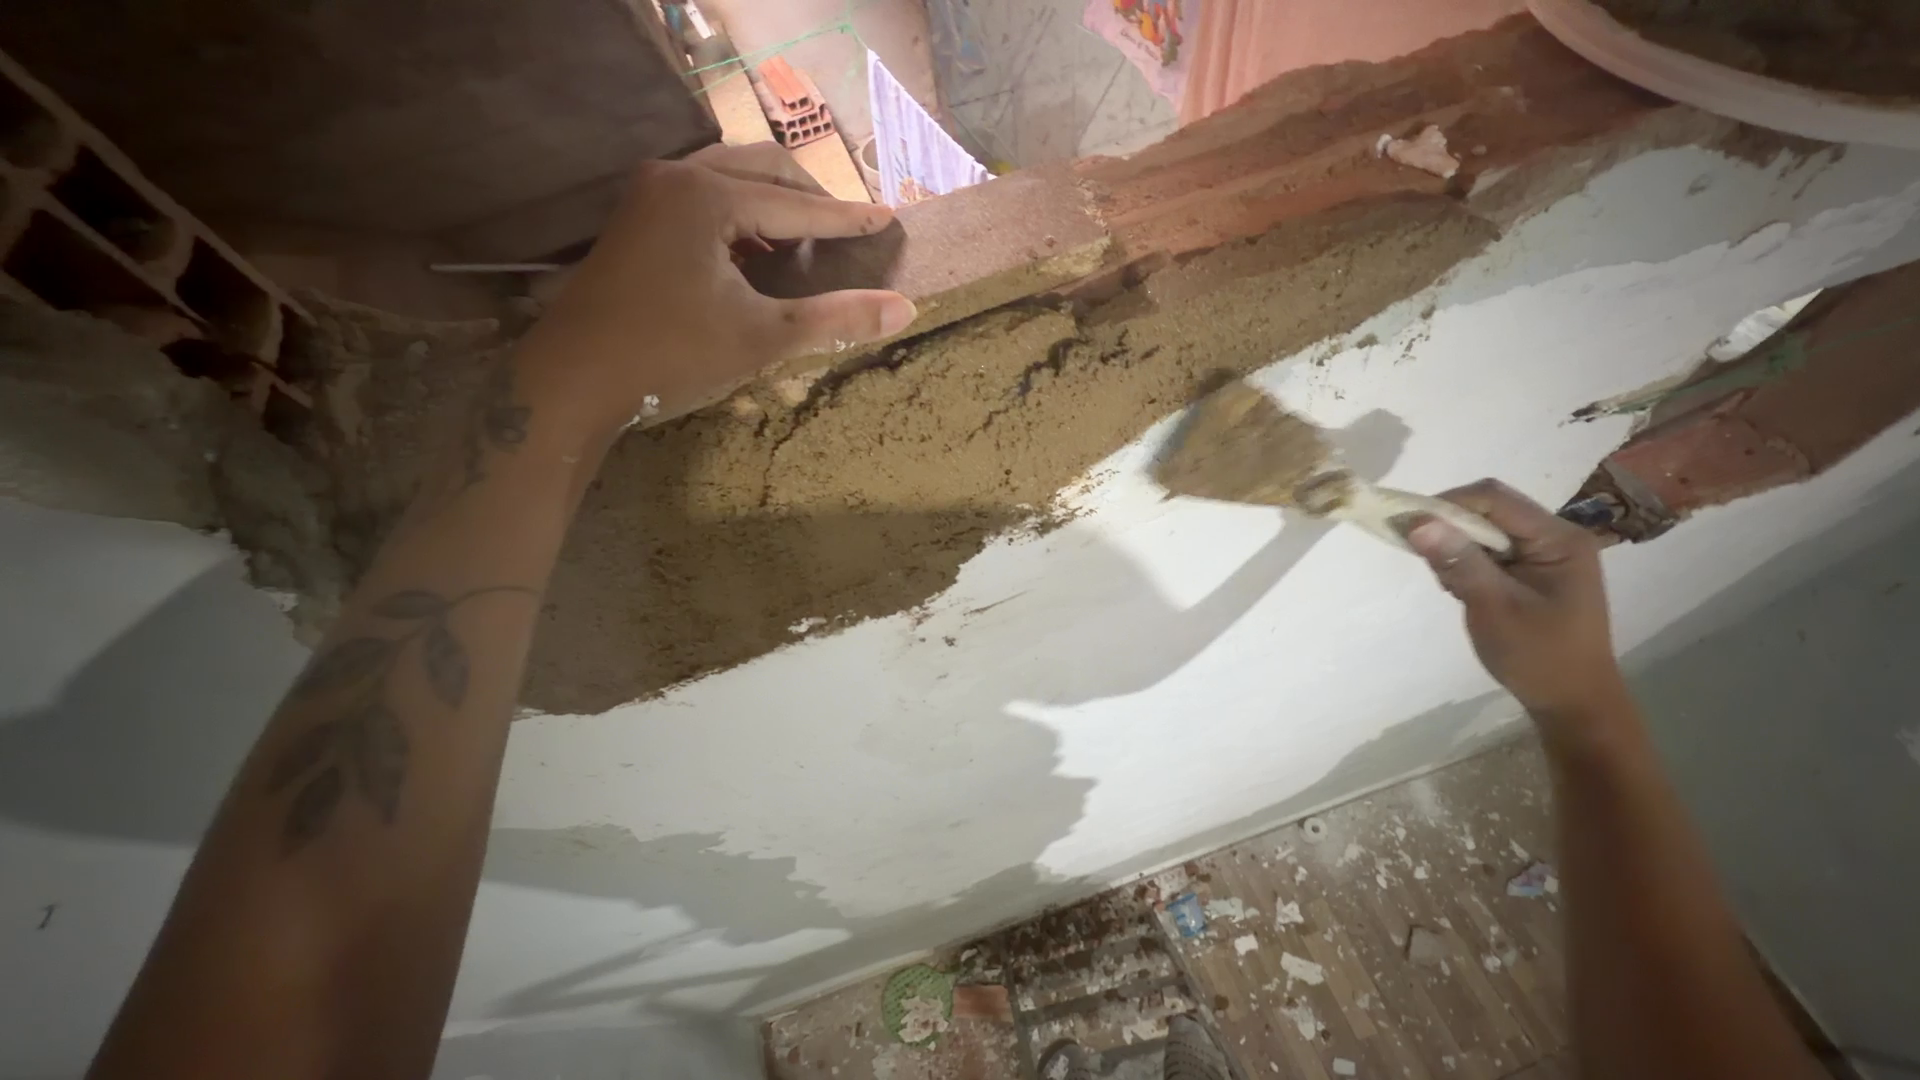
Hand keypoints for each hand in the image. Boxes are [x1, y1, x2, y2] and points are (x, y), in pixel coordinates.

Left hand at [515, 144, 916, 435]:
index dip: (848, 218)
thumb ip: (835, 318)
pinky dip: (740, 214)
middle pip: (764, 168)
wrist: (574, 378)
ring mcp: (649, 193)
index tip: (888, 220)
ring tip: (808, 239)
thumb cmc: (670, 355)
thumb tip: (905, 308)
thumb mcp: (762, 337)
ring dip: (774, 201)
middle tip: (848, 228)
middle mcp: (676, 176)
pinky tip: (756, 251)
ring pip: (730, 176)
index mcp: (707, 195)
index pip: (797, 204)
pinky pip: (703, 196)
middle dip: (811, 197)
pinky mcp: (636, 218)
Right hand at [1402, 480, 1628, 725]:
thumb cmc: (1538, 656)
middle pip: (1489, 509)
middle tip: (1425, 560)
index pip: (1493, 499)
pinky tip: (1461, 589)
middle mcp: (1555, 536)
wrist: (1572, 701)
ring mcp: (1545, 553)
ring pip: (1485, 529)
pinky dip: (1465, 562)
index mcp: (1559, 539)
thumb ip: (1458, 562)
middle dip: (1449, 529)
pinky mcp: (1531, 570)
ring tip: (1450, 584)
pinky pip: (1489, 550)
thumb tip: (1416, 522)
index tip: (1407, 527)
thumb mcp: (1493, 607)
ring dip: (1455, 548)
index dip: (1447, 505)